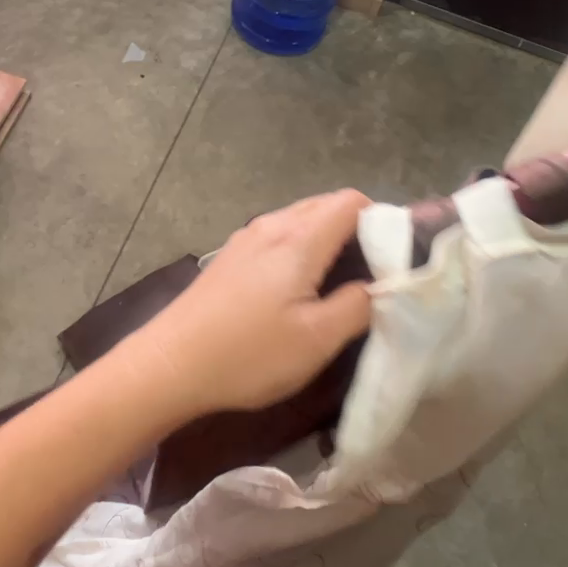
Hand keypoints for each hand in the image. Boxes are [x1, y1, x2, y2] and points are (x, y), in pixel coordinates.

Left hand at [112, 189, 373, 418]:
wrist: (170, 364)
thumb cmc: (249, 354)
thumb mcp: (316, 340)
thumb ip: (358, 306)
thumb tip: (381, 285)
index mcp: (298, 238)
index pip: (351, 202)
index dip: (383, 220)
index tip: (396, 257)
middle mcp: (271, 226)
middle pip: (326, 205)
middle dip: (359, 229)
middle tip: (376, 272)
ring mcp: (246, 239)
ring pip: (300, 220)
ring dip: (328, 238)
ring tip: (342, 281)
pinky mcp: (230, 257)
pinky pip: (278, 236)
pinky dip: (301, 247)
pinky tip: (300, 285)